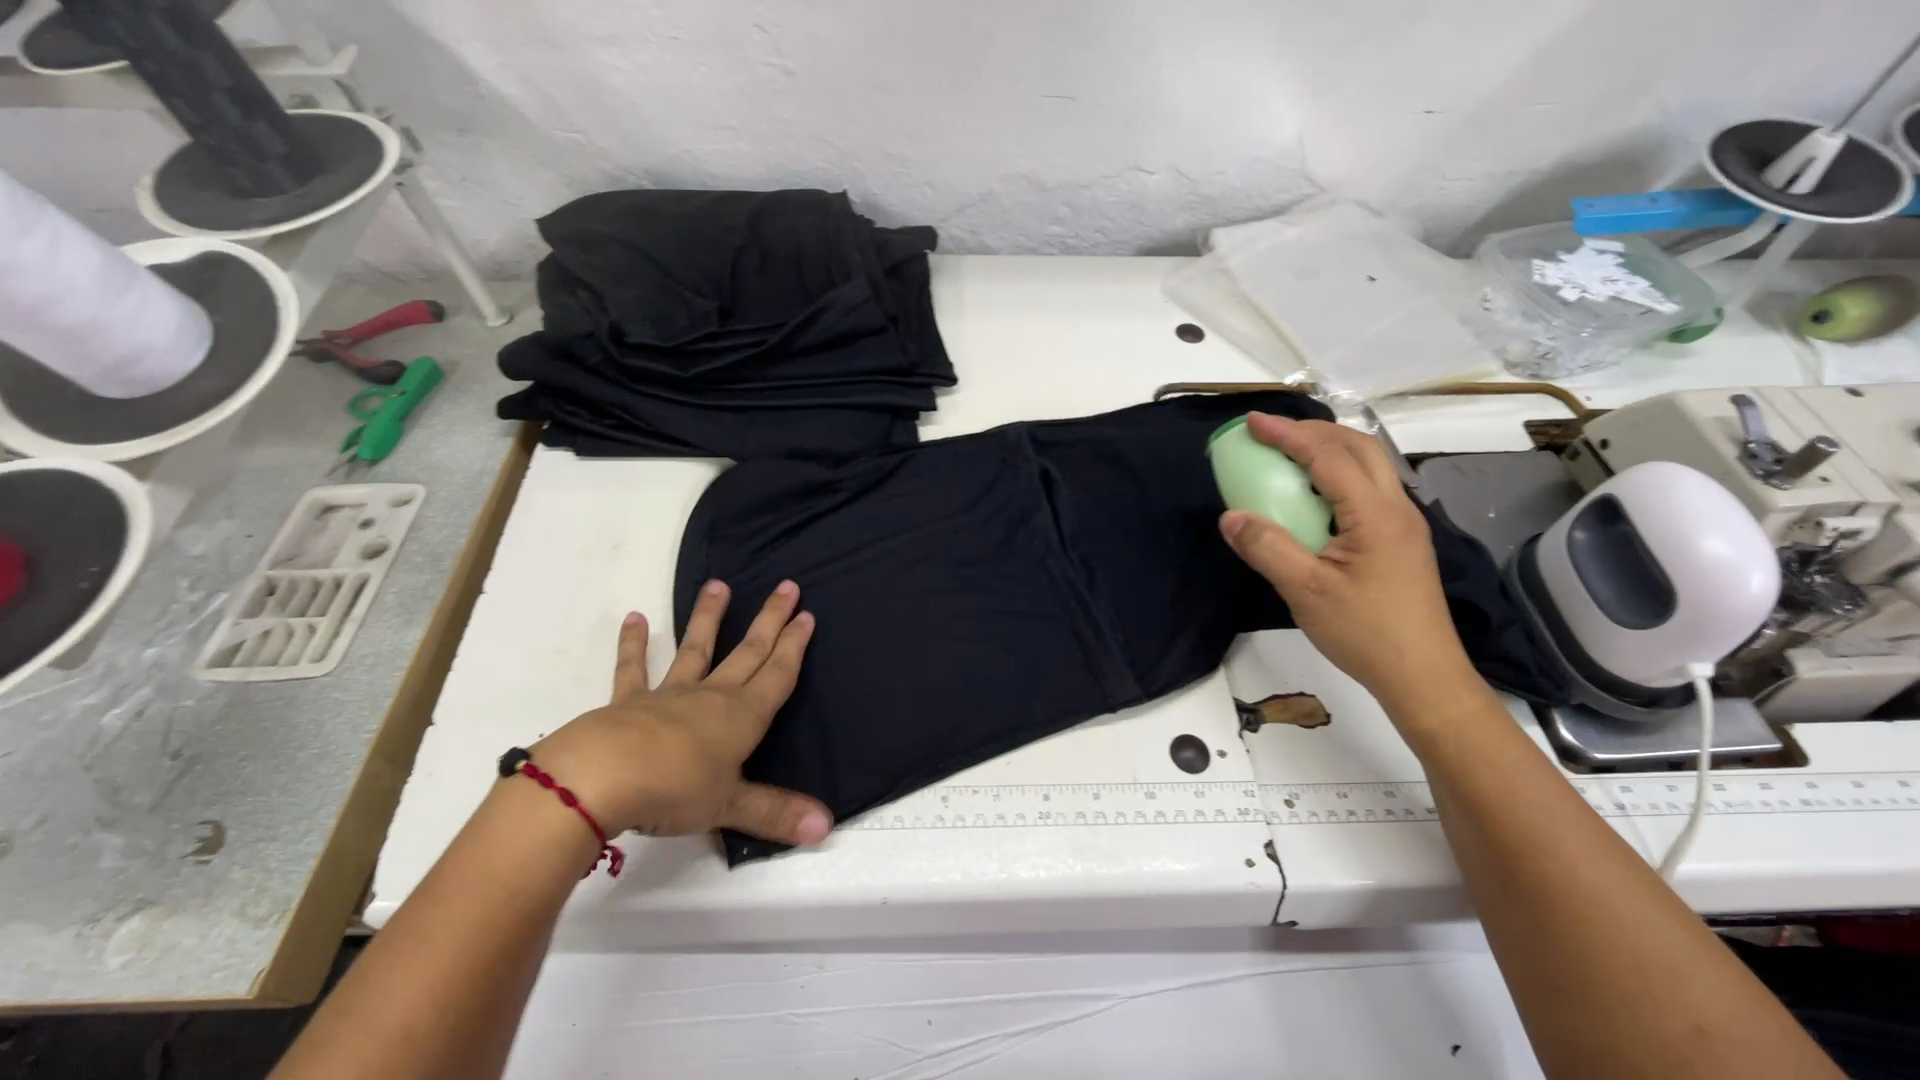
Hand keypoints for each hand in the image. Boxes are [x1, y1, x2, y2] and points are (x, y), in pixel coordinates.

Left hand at [527, 580, 832, 846]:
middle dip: (770, 621)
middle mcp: (711, 697)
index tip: (806, 614)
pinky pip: (633, 669)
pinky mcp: (628, 703)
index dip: (794, 646)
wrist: (603, 777)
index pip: (777, 675)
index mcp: (742, 717)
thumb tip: (826, 828)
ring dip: (708, 618)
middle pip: (747, 652)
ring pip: (695, 649)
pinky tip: (635, 618)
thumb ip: (777, 814)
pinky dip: (634, 644)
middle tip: (787, 586)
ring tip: (718, 584)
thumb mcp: (730, 806)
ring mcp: (668, 695)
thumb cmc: (675, 790)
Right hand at [1219, 413, 1481, 711]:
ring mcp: (1405, 524)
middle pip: (1358, 447)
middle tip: (1271, 433)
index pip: (1328, 457)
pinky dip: (1339, 474)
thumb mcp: (1306, 592)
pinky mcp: (1403, 542)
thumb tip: (1229, 517)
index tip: (1252, 423)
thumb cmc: (1365, 633)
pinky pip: (1370, 489)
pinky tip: (1316, 496)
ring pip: (1370, 466)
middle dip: (1313, 431)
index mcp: (1376, 514)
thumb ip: (1267, 549)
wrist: (1422, 675)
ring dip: (1330, 450)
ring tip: (1289, 455)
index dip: (1288, 435)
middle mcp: (1397, 508)